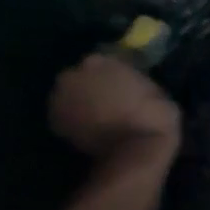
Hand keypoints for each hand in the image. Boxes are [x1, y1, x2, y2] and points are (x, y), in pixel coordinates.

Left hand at [49, 54, 179, 157]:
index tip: (129, 80)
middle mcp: (73, 74)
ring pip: (72, 93)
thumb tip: (128, 80)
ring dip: (84, 99)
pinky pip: (67, 112)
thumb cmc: (154, 116)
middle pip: (84, 74)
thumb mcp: (156, 89)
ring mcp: (59, 98)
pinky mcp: (54, 121)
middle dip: (96, 83)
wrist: (133, 151)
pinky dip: (77, 116)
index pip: (107, 58)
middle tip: (114, 96)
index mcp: (100, 61)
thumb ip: (135, 79)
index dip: (118, 70)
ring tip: (103, 112)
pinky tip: (94, 124)